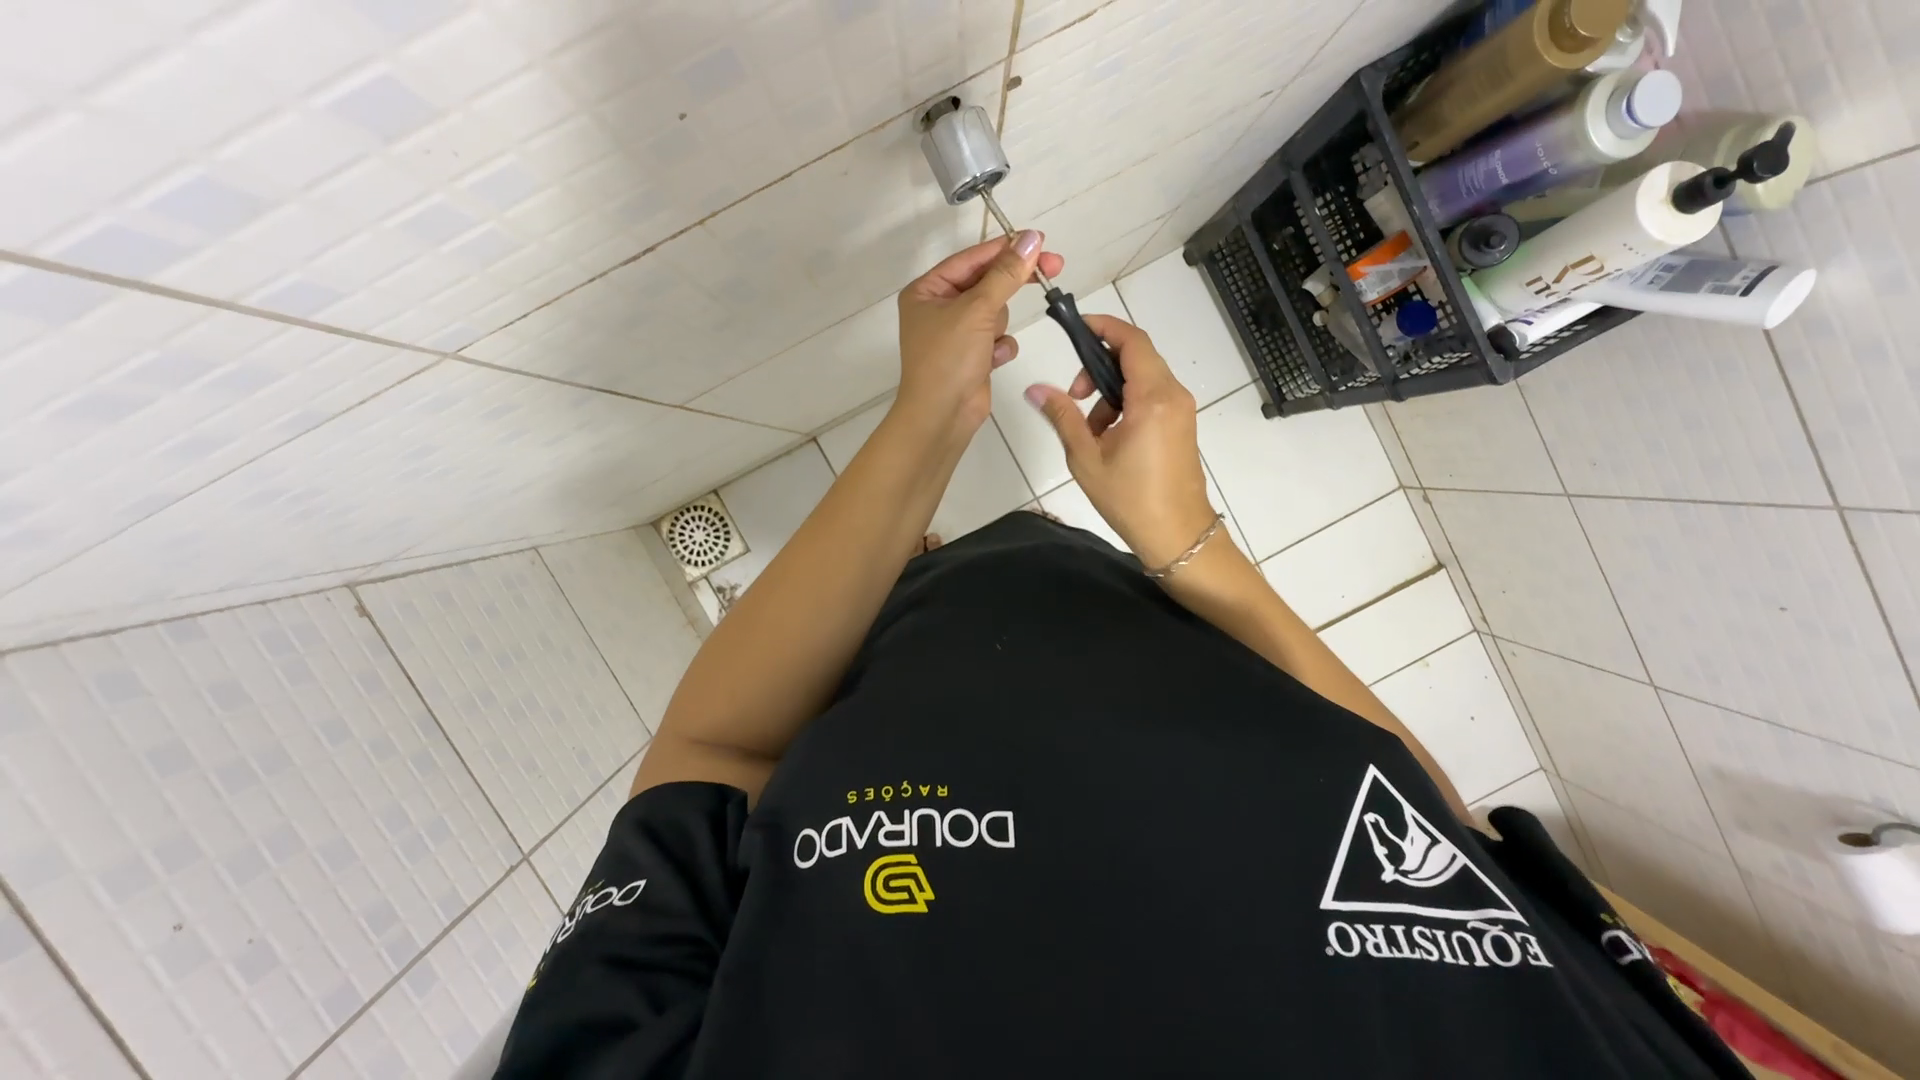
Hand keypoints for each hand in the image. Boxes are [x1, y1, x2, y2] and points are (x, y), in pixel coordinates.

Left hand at [894, 232, 1064, 437]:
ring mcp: (956, 333)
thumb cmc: (949, 358)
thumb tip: (1032, 239)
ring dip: (998, 326)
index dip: (1005, 249)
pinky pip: (997, 338)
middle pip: (986, 283)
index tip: (1039, 240)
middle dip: (1012, 285)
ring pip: (995, 311)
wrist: (942, 416)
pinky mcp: (972, 355)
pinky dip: (999, 348)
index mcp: (926, 291)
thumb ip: (1006, 274)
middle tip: (1054, 267)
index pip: (972, 259)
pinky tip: (991, 361)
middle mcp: (938, 308)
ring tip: (988, 343)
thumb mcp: (977, 310)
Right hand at [1025, 316, 1218, 567]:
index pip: (1132, 341)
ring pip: (1142, 379)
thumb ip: (1062, 416)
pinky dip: (1126, 405)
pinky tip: (1107, 437)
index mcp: (1153, 398)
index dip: (1104, 326)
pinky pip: (1151, 398)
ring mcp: (1181, 410)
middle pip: (1136, 357)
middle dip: (1099, 366)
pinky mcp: (1181, 425)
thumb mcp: (1086, 458)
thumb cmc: (1130, 499)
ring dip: (1110, 392)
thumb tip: (1034, 389)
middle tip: (1073, 396)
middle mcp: (1174, 395)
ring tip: (1088, 429)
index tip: (1075, 328)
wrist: (1177, 535)